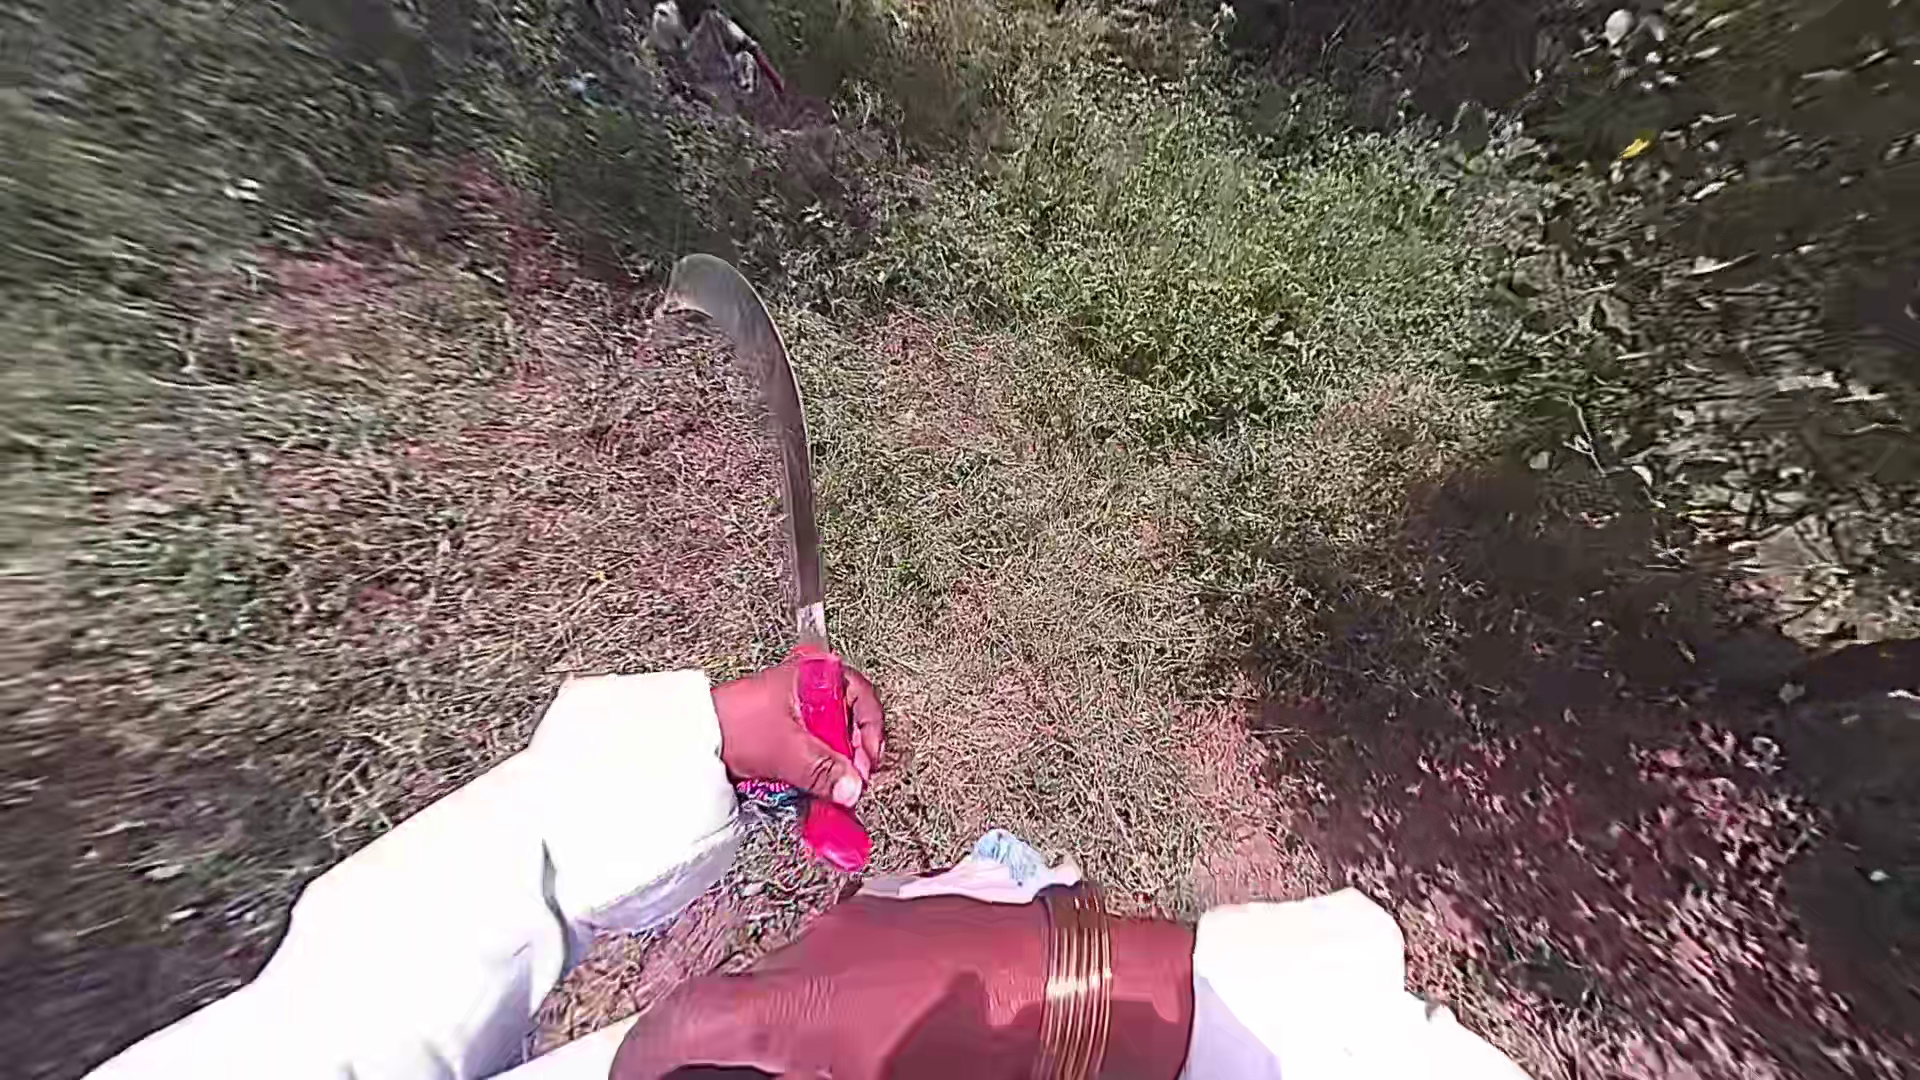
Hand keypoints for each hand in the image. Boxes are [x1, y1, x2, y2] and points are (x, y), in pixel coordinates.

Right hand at [610, 895, 1195, 1079]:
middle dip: (730, 1043)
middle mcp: (815, 949)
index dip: (645, 1052)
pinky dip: (832, 987)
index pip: (687, 1017)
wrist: (1048, 982)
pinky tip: (876, 1018)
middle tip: (750, 1071)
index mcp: (801, 1012)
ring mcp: (851, 918)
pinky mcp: (884, 908)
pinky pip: (833, 950)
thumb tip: (762, 1057)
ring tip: (841, 1051)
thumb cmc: (968, 1052)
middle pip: (739, 996)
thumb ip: (798, 1066)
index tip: (631, 1071)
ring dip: (792, 1015)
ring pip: (790, 973)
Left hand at [711, 659, 884, 806]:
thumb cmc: (732, 723)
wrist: (693, 738)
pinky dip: (819, 775)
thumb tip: (852, 787)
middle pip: (851, 725)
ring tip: (830, 791)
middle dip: (852, 758)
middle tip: (850, 782)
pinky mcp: (792, 735)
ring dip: (835, 771)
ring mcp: (803, 713)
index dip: (871, 734)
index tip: (868, 763)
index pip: (864, 700)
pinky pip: (817, 755)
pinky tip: (814, 791)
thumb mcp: (786, 748)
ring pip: (835, 744)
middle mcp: (815, 690)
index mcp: (818, 675)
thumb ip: (823, 770)